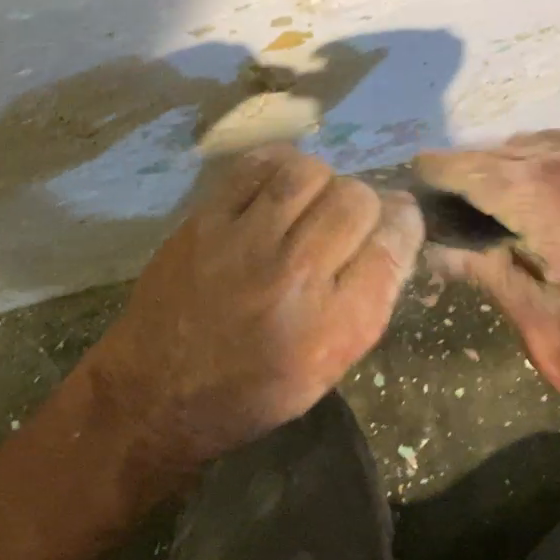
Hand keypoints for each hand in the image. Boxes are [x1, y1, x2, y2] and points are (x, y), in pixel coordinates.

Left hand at [84, 144, 422, 471]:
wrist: (155, 393)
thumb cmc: (248, 393)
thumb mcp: (326, 370)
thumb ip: (365, 302)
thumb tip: (391, 234)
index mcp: (334, 327)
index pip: (392, 247)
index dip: (404, 225)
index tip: (397, 221)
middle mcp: (295, 278)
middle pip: (356, 201)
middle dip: (364, 204)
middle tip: (347, 219)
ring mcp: (245, 243)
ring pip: (309, 173)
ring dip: (322, 182)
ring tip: (311, 201)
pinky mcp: (205, 221)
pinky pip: (256, 166)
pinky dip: (278, 166)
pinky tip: (278, 184)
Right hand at [415, 131, 559, 488]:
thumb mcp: (539, 328)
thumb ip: (490, 272)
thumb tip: (437, 247)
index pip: (506, 180)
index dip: (458, 170)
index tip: (419, 165)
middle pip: (533, 156)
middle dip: (481, 161)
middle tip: (437, 175)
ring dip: (514, 156)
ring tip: (475, 179)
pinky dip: (549, 162)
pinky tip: (525, 187)